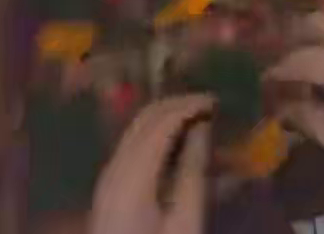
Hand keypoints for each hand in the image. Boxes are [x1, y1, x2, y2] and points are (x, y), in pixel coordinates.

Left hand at [89, 96, 212, 233]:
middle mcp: (113, 169)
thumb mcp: (185, 226)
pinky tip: (176, 142)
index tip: (217, 102)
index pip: (162, 121)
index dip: (189, 105)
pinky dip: (155, 133)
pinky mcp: (108, 191)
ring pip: (136, 129)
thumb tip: (202, 127)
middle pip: (145, 118)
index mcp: (131, 177)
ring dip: (166, 116)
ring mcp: (107, 180)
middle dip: (177, 105)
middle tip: (210, 105)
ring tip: (197, 118)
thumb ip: (193, 172)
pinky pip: (132, 145)